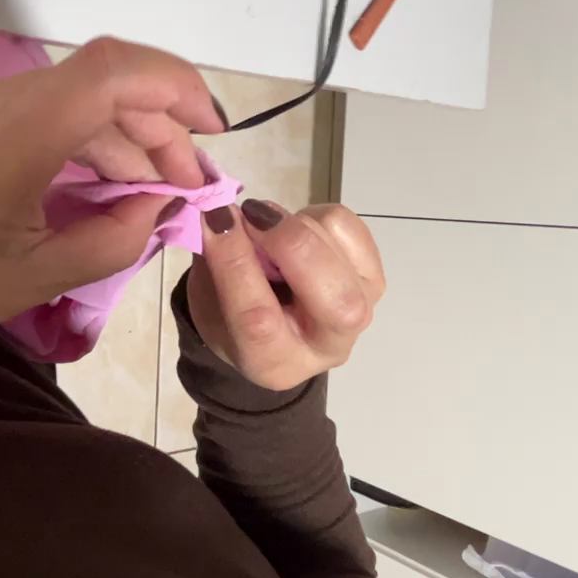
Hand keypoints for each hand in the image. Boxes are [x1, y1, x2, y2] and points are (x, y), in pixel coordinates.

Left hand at [0, 38, 224, 373]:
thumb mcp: (36, 277)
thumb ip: (116, 237)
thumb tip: (164, 204)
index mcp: (10, 137)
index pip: (112, 70)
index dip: (176, 85)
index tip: (213, 129)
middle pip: (100, 82)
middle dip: (158, 127)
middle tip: (186, 185)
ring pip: (73, 96)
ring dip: (122, 136)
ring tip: (151, 192)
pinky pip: (40, 111)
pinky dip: (83, 140)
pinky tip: (102, 182)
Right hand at [187, 201, 384, 390]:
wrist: (267, 325)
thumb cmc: (226, 314)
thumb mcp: (207, 298)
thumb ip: (214, 263)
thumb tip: (222, 212)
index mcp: (274, 364)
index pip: (259, 318)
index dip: (235, 261)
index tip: (215, 218)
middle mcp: (328, 345)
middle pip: (334, 299)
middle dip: (288, 242)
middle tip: (249, 214)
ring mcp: (360, 308)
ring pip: (343, 255)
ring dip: (294, 223)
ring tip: (262, 226)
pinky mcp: (370, 273)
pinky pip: (348, 227)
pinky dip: (313, 215)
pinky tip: (290, 228)